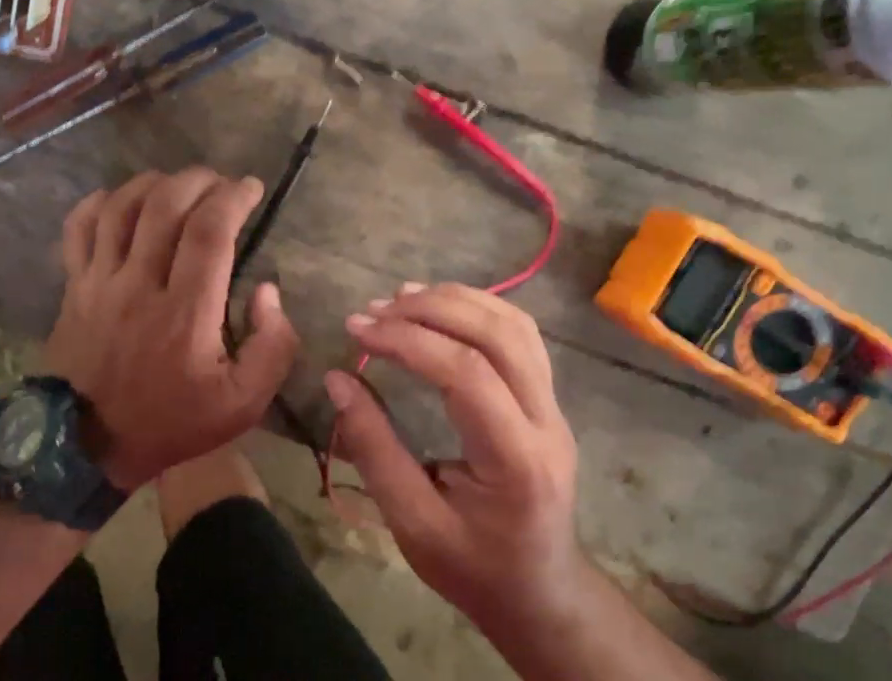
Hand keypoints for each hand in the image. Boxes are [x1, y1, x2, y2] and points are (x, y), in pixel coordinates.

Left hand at [44, 169, 299, 491]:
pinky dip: (97, 204)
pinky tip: (117, 200)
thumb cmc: (169, 424)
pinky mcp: (73, 287)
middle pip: (164, 206)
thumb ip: (271, 347)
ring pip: (120, 208)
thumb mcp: (241, 405)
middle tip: (219, 183)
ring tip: (176, 184)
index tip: (251, 188)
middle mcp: (138, 284)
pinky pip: (77, 230)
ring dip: (152, 184)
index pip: (209, 232)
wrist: (86, 446)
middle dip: (198, 181)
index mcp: (185, 312)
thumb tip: (267, 290)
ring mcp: (98, 282)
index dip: (233, 198)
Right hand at [324, 283, 592, 634]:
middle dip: (431, 309)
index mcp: (516, 460)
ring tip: (398, 298)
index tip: (355, 329)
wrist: (538, 593)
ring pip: (515, 326)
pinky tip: (436, 308)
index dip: (407, 340)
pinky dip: (476, 309)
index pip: (467, 373)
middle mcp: (546, 423)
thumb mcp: (412, 522)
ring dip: (455, 301)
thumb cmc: (471, 566)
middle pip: (500, 336)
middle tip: (373, 310)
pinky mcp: (547, 400)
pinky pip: (520, 336)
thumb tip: (337, 379)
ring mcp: (554, 408)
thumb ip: (374, 448)